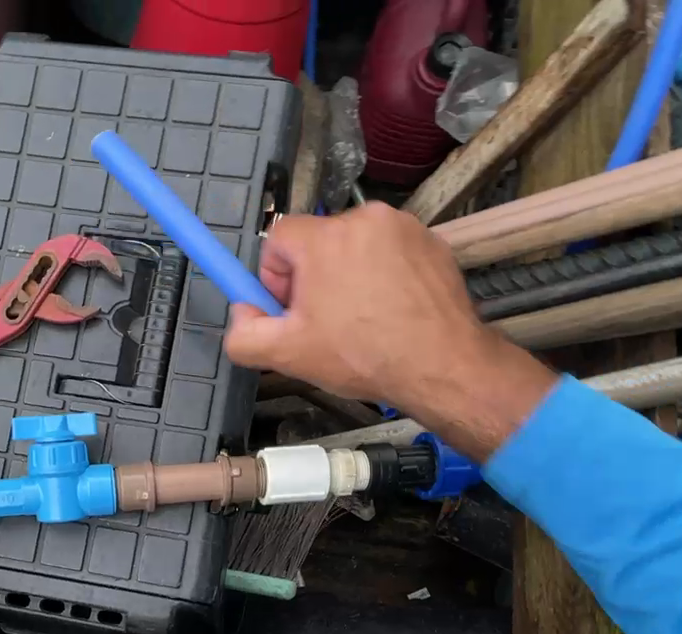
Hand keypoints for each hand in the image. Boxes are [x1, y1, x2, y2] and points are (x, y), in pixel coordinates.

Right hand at [223, 203, 558, 460]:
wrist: (440, 365)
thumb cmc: (366, 356)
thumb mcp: (285, 355)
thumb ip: (243, 334)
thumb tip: (241, 315)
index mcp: (325, 239)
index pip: (278, 237)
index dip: (274, 277)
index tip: (287, 309)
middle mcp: (365, 220)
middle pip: (317, 242)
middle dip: (312, 281)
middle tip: (323, 324)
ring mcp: (402, 228)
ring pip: (353, 249)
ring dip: (347, 279)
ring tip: (359, 323)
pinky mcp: (430, 242)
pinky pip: (388, 253)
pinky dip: (380, 279)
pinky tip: (386, 315)